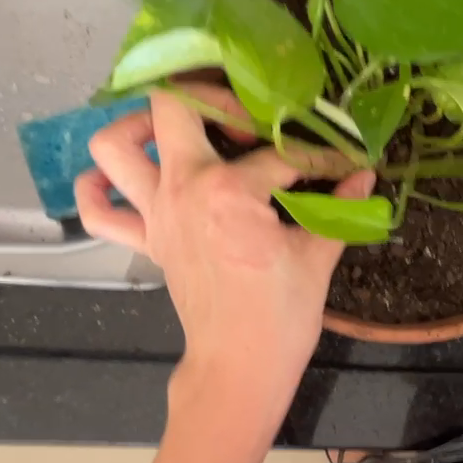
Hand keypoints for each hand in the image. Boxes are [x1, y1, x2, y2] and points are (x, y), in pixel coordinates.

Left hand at [77, 85, 374, 434]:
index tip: (342, 159)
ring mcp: (156, 215)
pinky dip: (99, 189)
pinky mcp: (146, 242)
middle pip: (172, 106)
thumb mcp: (317, 257)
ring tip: (180, 134)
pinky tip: (127, 182)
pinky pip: (99, 209)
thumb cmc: (283, 316)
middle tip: (245, 119)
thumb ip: (338, 209)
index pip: (280, 154)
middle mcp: (182, 190)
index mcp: (230, 192)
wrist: (242, 365)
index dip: (318, 153)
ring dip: (141, 127)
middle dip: (211, 97)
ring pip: (115, 146)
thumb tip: (363, 177)